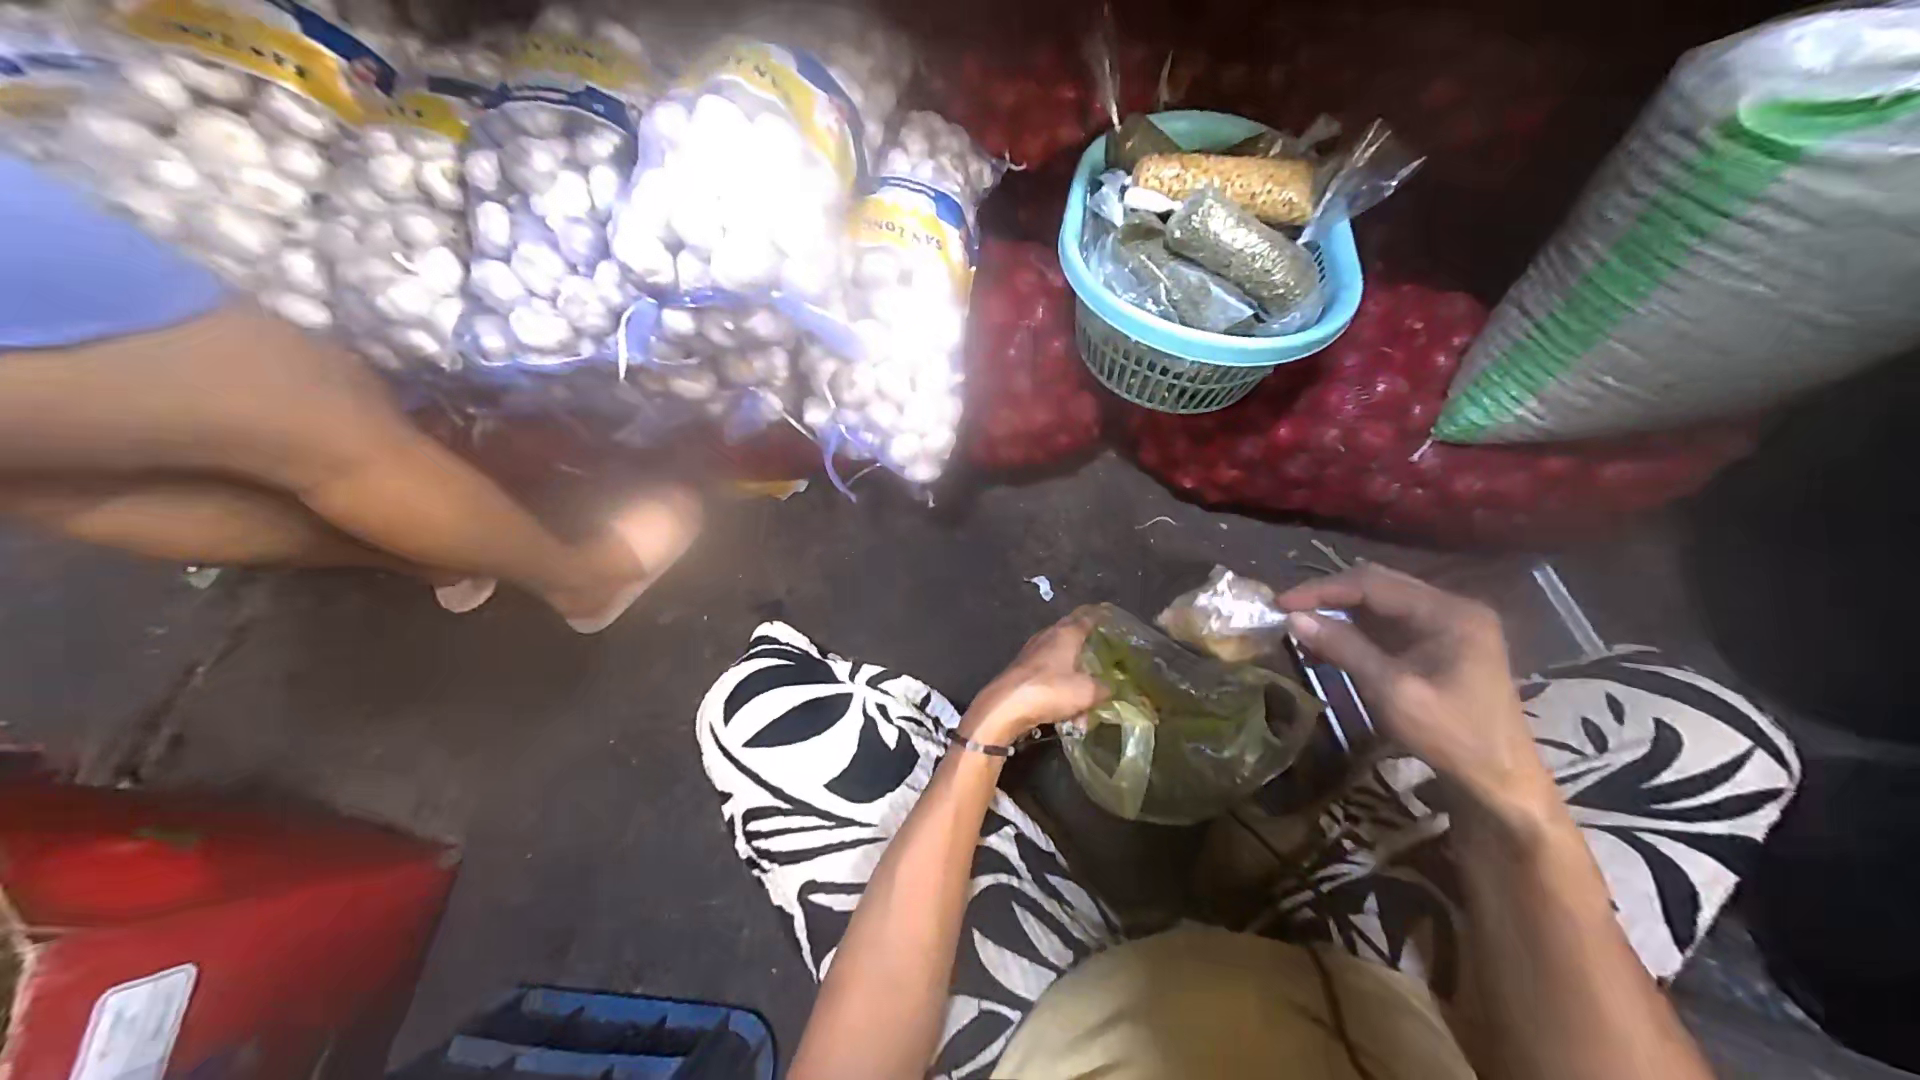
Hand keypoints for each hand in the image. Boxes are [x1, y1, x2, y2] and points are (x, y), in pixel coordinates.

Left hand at [963, 609, 1107, 746]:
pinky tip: (1068, 715)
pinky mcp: (1023, 672)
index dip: (1100, 615)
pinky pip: (1050, 677)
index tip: (1110, 616)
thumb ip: (1102, 687)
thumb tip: (1106, 688)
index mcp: (1066, 633)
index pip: (1087, 617)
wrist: (1005, 707)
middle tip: (1105, 656)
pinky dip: (1061, 691)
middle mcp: (1048, 637)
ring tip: (1087, 703)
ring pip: (1062, 661)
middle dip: (1088, 647)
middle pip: (1073, 636)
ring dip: (1075, 678)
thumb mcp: (1087, 692)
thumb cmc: (1049, 690)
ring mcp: (1032, 653)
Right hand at [1278, 564, 1557, 820]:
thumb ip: (1344, 648)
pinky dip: (1355, 630)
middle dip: (1329, 596)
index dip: (1322, 590)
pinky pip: (1388, 623)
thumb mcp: (1391, 691)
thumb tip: (1293, 618)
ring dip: (1339, 613)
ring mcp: (1448, 625)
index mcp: (1449, 612)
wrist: (1501, 780)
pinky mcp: (1439, 643)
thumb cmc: (1451, 736)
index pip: (1372, 583)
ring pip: (1379, 603)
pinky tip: (1328, 646)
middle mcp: (1451, 608)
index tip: (1281, 604)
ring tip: (1302, 629)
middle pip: (1377, 585)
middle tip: (1287, 612)